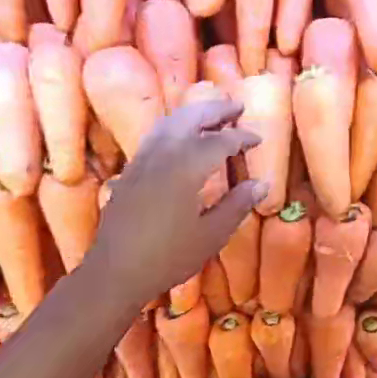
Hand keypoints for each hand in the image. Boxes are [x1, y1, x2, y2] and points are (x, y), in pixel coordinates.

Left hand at [83, 99, 264, 307]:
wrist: (116, 271)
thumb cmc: (169, 256)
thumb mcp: (211, 235)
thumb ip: (236, 204)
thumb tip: (261, 183)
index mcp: (186, 166)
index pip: (220, 141)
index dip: (241, 137)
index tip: (258, 138)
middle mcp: (162, 153)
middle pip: (191, 117)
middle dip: (215, 109)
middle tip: (236, 106)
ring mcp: (142, 160)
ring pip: (169, 122)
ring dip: (193, 114)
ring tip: (211, 116)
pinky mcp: (130, 171)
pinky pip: (155, 136)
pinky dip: (175, 127)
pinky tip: (182, 140)